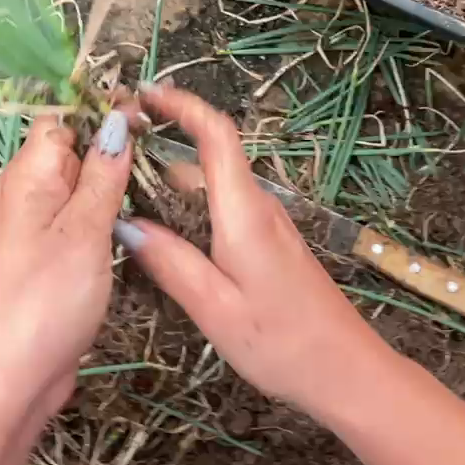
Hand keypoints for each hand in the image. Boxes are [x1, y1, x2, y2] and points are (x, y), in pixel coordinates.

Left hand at [0, 107, 134, 405]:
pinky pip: (77, 217)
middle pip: (72, 148)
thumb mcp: (85, 229)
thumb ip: (103, 173)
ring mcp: (36, 225)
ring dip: (111, 181)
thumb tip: (118, 121)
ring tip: (154, 181)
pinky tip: (131, 221)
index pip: (62, 117)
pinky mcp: (46, 255)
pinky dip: (103, 213)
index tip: (145, 115)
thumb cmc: (45, 299)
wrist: (7, 382)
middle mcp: (27, 192)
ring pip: (78, 185)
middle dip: (112, 145)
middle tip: (159, 149)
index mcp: (30, 173)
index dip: (100, 111)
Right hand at [115, 83, 392, 414]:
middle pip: (209, 154)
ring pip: (213, 182)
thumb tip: (126, 223)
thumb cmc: (282, 342)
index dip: (182, 104)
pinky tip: (164, 226)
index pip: (216, 134)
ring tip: (127, 187)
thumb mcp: (216, 310)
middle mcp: (257, 204)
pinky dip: (189, 201)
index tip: (147, 93)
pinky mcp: (268, 239)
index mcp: (244, 211)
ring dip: (173, 175)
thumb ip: (171, 263)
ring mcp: (265, 220)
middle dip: (165, 140)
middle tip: (117, 149)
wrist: (348, 370)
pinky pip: (222, 204)